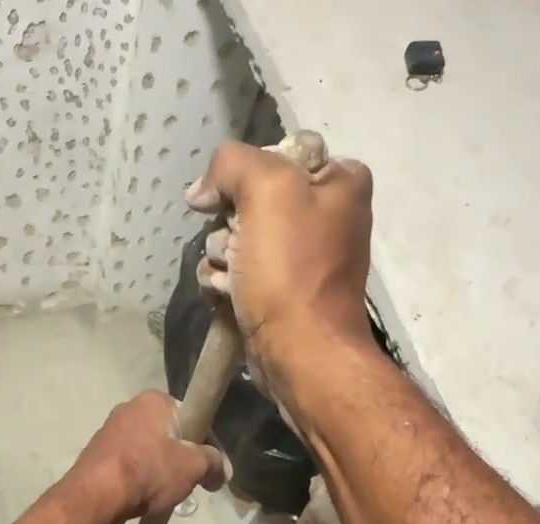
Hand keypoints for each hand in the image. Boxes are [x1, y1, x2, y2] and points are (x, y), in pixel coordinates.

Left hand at [68, 389, 229, 520]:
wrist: (96, 495)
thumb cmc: (149, 471)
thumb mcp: (193, 466)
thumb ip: (213, 464)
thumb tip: (222, 471)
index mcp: (154, 400)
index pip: (192, 417)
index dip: (208, 443)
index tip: (213, 468)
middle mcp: (129, 407)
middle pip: (168, 433)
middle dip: (182, 455)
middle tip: (192, 481)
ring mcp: (108, 429)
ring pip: (147, 448)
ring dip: (160, 466)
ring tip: (167, 491)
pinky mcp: (95, 452)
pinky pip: (127, 461)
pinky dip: (139, 475)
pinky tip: (143, 494)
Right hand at [186, 142, 376, 371]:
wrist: (300, 353)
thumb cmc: (290, 270)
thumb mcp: (266, 191)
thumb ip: (231, 165)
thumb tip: (200, 191)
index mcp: (339, 180)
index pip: (273, 156)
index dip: (245, 179)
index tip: (238, 205)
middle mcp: (325, 214)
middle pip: (247, 200)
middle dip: (228, 226)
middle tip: (238, 249)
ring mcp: (300, 257)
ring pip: (234, 238)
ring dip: (221, 259)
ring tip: (233, 281)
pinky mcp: (278, 292)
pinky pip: (234, 274)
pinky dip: (224, 285)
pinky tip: (229, 298)